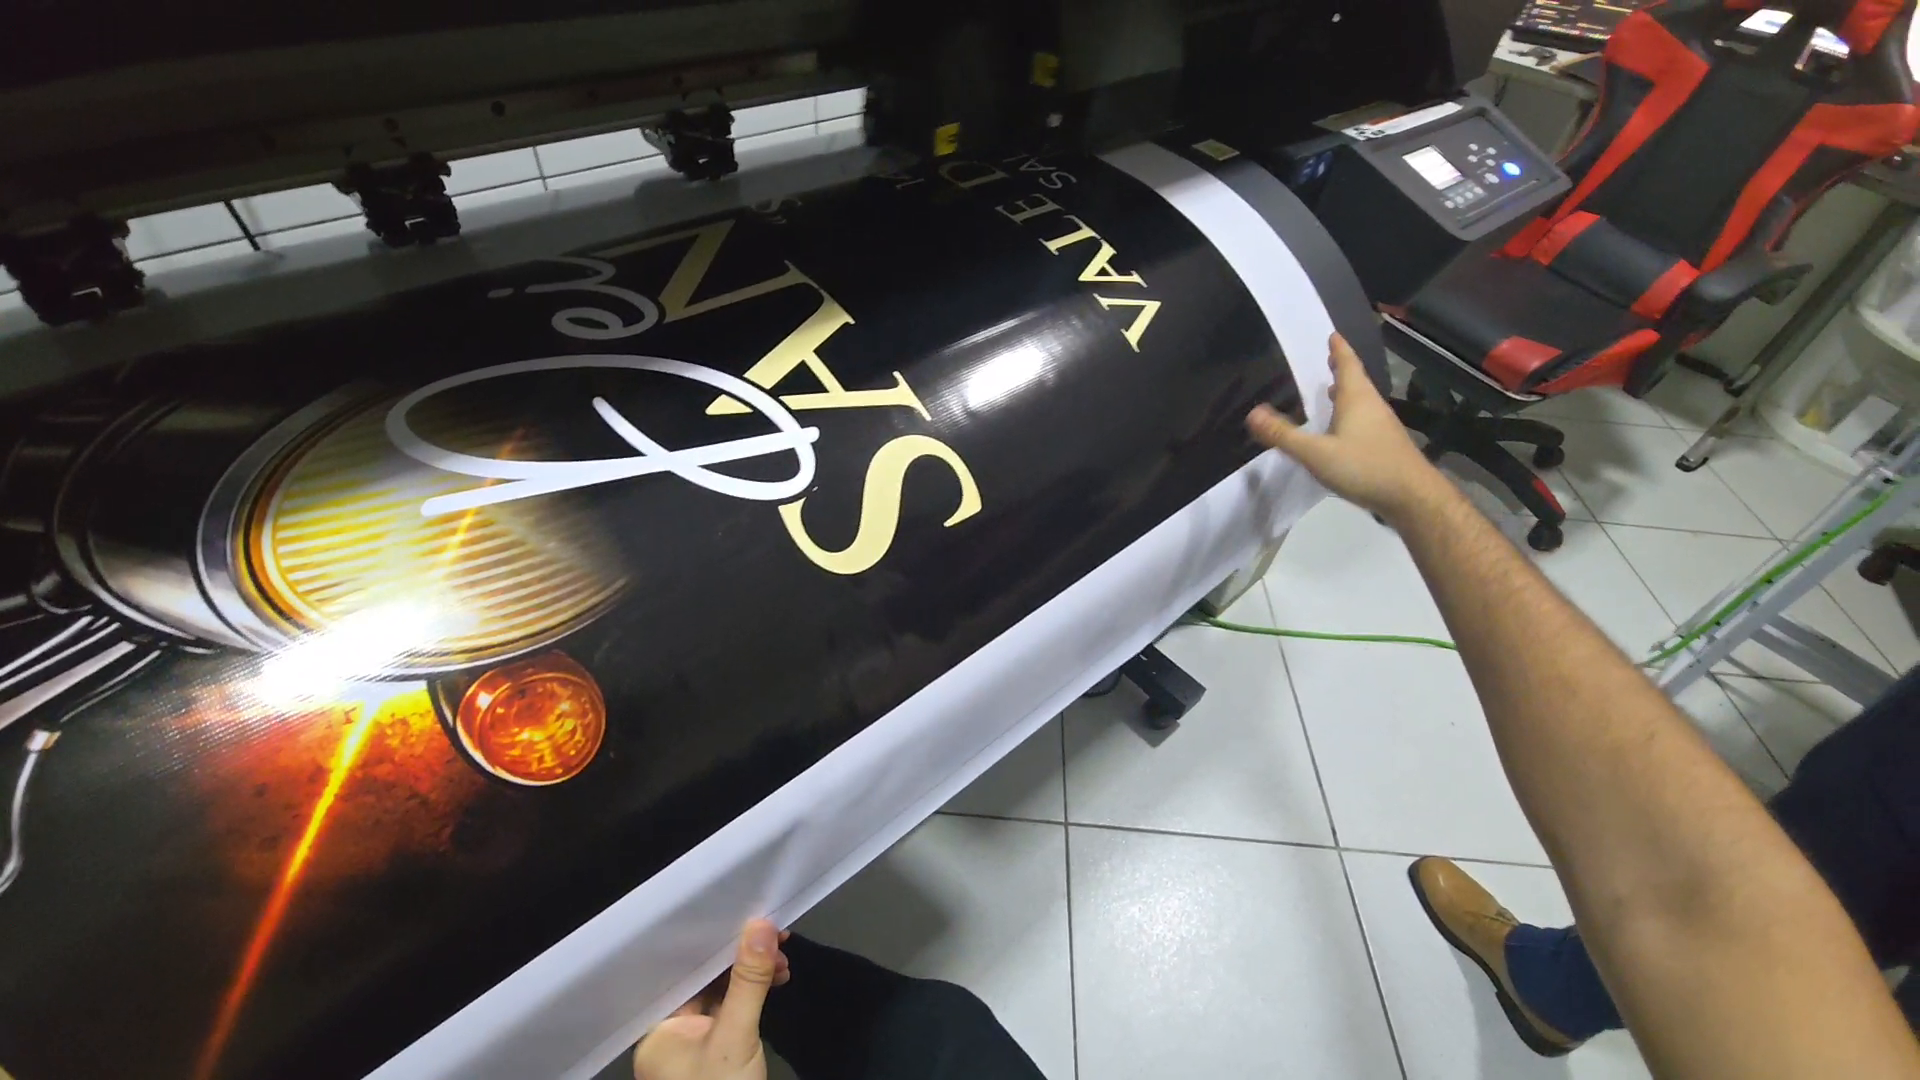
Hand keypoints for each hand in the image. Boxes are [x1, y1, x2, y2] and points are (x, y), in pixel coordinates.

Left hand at [633, 921, 791, 1079]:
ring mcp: (692, 1046)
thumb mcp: (737, 1036)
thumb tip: (761, 923)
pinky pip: (730, 1009)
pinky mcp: (715, 1054)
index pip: (683, 969)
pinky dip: (753, 994)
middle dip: (742, 956)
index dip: (717, 940)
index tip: (750, 919)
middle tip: (779, 938)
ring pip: (720, 992)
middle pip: (704, 978)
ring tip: (784, 963)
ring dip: (753, 973)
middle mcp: (669, 1034)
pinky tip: (776, 981)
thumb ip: (748, 980)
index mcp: (657, 1028)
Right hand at [1246, 332, 1448, 522]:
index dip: (1339, 350)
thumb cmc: (1364, 467)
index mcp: (1356, 399)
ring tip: (1329, 391)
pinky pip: (1364, 419)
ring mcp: (1382, 426)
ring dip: (1345, 393)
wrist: (1411, 497)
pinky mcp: (1385, 445)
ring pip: (1361, 401)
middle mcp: (1372, 406)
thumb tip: (1252, 413)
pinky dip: (1350, 414)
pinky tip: (1341, 429)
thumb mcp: (1316, 453)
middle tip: (1327, 360)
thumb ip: (1284, 435)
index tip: (1332, 336)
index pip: (1347, 365)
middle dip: (1341, 370)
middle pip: (1355, 381)